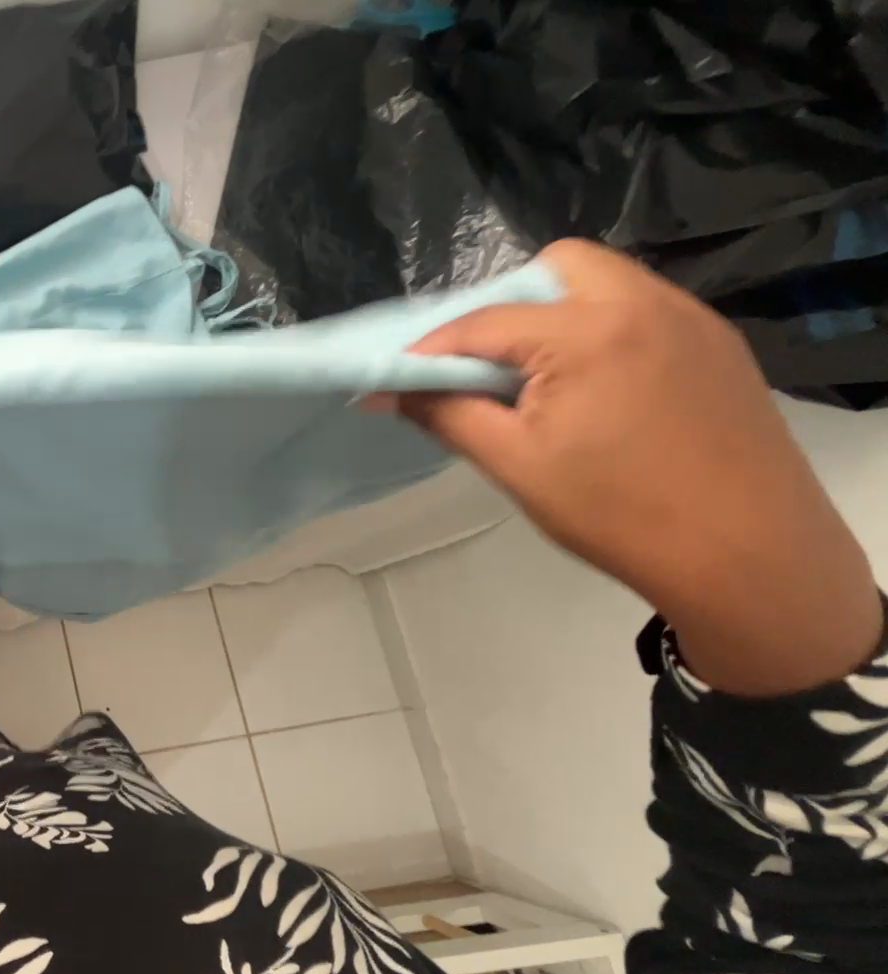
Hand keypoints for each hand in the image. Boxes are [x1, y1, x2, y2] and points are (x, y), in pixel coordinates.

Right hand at [390, 239, 879, 694]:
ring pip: (604, 282)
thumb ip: (443, 413)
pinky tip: (585, 387)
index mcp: (591, 333)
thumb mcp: (512, 462)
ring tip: (529, 377)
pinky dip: (596, 329)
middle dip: (503, 305)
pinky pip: (640, 310)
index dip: (431, 347)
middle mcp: (648, 305)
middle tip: (477, 365)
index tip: (397, 377)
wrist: (745, 553)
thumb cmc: (614, 510)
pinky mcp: (716, 345)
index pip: (486, 319)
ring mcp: (692, 321)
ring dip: (552, 314)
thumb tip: (383, 392)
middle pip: (557, 266)